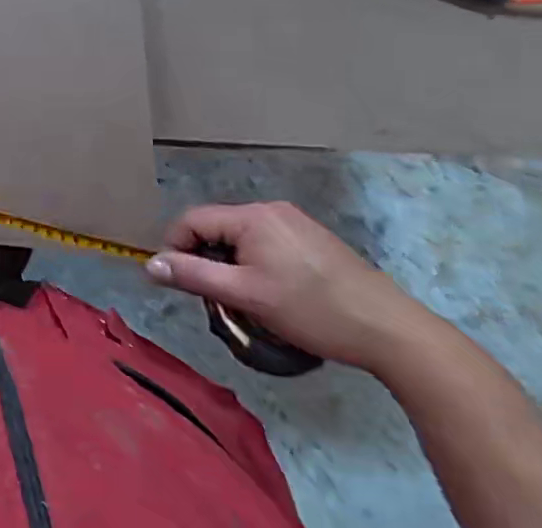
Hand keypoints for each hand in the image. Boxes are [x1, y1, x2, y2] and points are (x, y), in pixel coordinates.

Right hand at [144, 201, 435, 371]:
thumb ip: (193, 276)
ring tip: (243, 298)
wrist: (393, 332)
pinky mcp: (312, 240)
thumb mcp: (245, 296)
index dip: (176, 249)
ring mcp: (294, 223)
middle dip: (205, 258)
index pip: (191, 220)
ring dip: (230, 263)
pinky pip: (264, 243)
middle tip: (215, 295)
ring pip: (239, 237)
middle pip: (215, 227)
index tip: (181, 283)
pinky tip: (272, 292)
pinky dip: (254, 263)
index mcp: (252, 216)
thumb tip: (149, 265)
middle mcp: (270, 210)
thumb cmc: (312, 310)